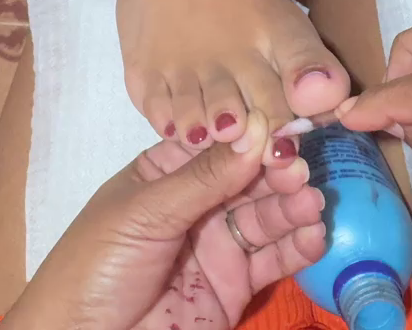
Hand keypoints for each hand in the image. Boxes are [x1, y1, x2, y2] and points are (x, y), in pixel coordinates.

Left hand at [2, 115, 325, 329]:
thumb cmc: (97, 263)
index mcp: (166, 170)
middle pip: (247, 177)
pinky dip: (296, 246)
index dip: (251, 134)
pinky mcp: (233, 286)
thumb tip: (257, 129)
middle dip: (276, 170)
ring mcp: (216, 243)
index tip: (284, 125)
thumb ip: (204, 176)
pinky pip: (270, 260)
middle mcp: (197, 201)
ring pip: (264, 215)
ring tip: (312, 200)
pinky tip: (314, 233)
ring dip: (291, 206)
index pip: (218, 144)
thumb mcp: (146, 211)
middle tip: (300, 167)